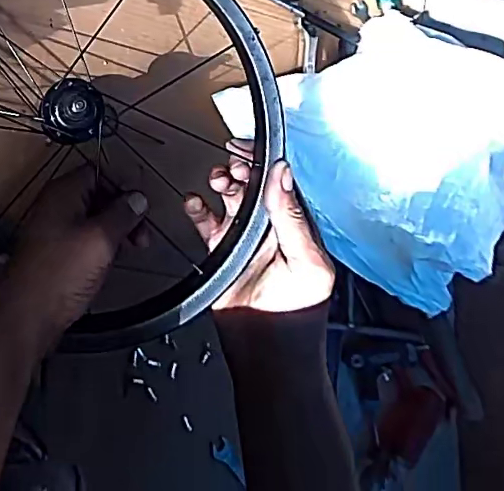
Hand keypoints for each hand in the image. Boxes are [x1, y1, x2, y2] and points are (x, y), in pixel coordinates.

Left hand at [0, 166, 148, 353]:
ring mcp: (51, 227)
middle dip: (121, 213)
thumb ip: (121, 215)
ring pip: (89, 218)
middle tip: (140, 237)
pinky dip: (98, 244)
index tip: (139, 211)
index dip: (121, 189)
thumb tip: (137, 198)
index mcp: (63, 192)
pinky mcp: (52, 251)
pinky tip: (108, 261)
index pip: (97, 174)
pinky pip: (81, 237)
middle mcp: (54, 204)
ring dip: (112, 231)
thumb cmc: (61, 272)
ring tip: (128, 251)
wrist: (28, 313)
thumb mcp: (100, 240)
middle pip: (95, 195)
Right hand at [185, 159, 334, 313]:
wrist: (267, 356)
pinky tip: (196, 204)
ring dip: (220, 182)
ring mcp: (244, 236)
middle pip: (252, 184)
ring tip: (216, 182)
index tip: (246, 147)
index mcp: (295, 226)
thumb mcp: (307, 264)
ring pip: (228, 195)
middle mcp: (270, 226)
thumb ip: (293, 218)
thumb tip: (282, 173)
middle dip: (240, 168)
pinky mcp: (220, 248)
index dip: (264, 161)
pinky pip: (205, 219)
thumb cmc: (298, 315)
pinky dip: (197, 206)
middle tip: (232, 168)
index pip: (281, 182)